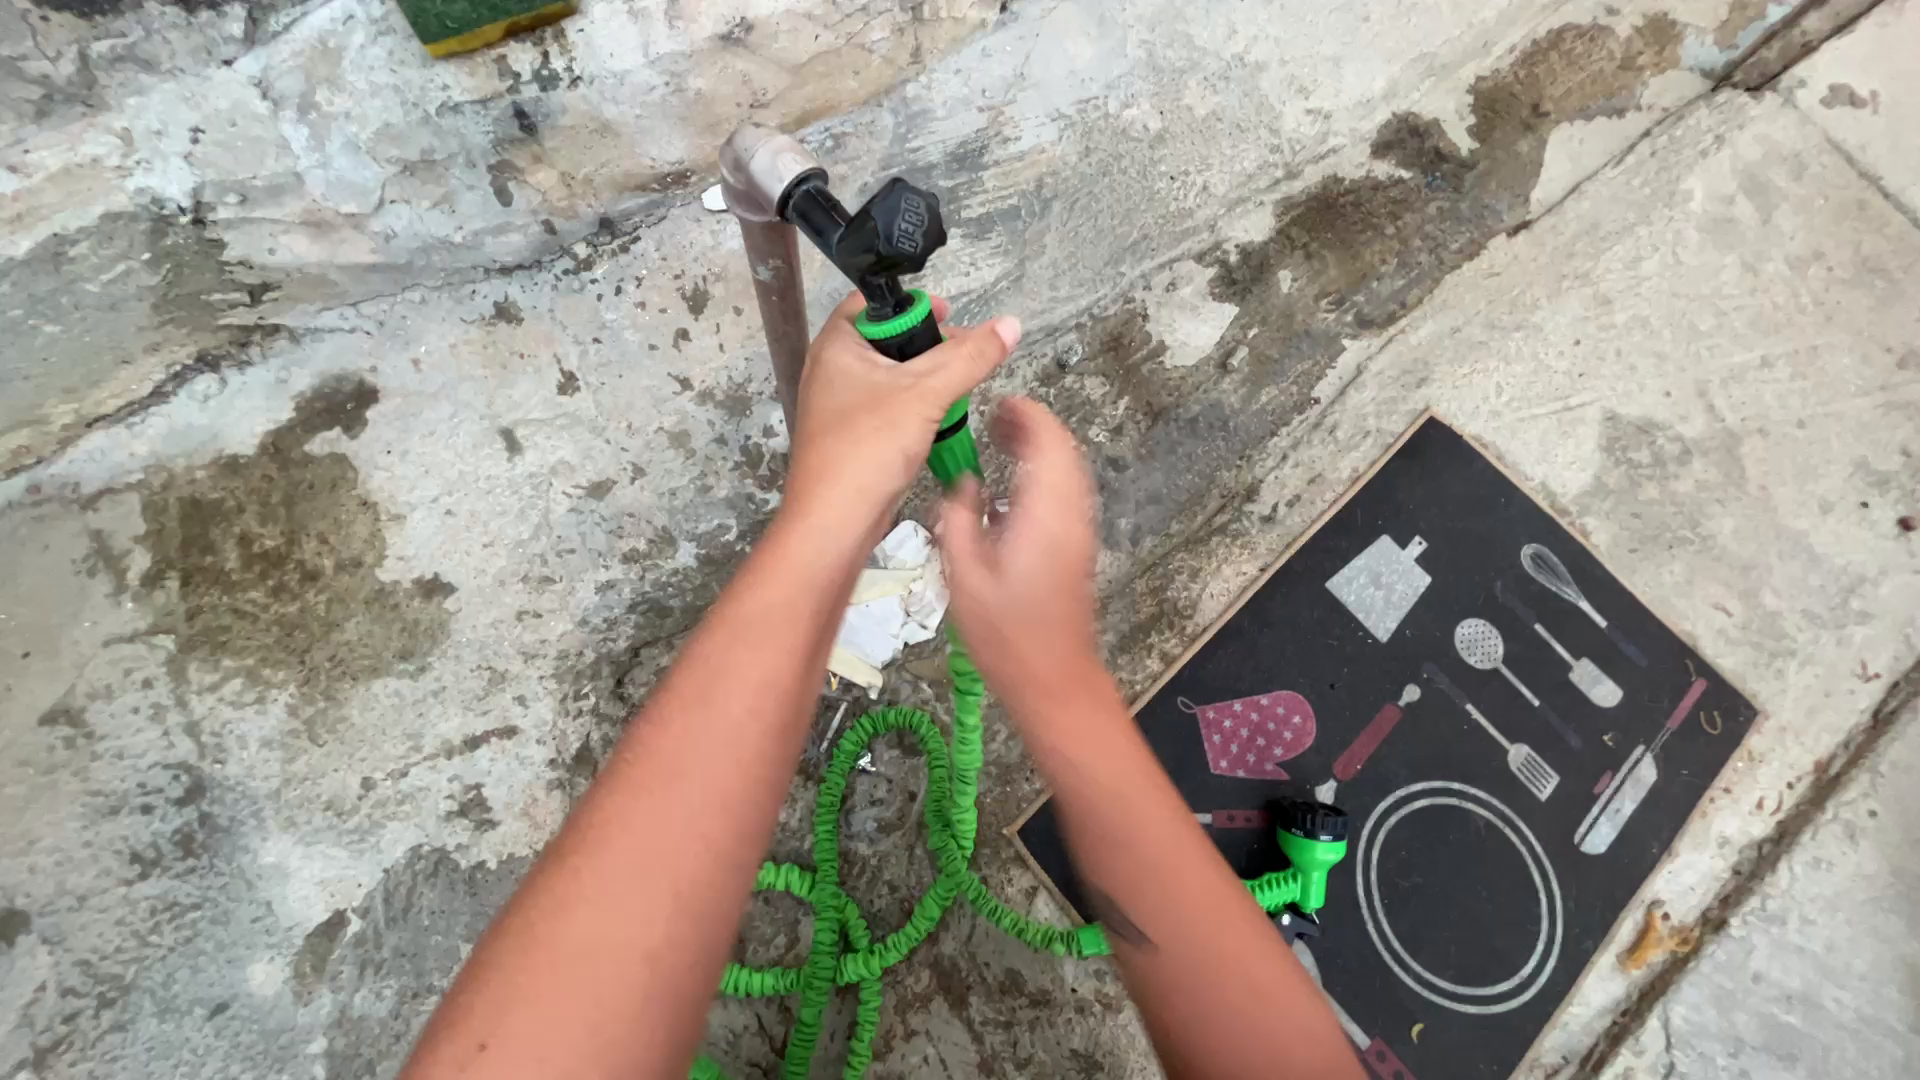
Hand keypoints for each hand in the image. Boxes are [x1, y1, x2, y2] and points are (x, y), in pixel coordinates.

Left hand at [785, 292, 1020, 529]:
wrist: (835, 521)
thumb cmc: (869, 447)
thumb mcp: (925, 394)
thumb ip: (969, 358)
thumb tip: (1010, 324)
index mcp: (836, 345)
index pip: (873, 303)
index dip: (913, 304)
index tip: (950, 315)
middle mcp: (832, 370)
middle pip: (888, 340)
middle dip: (929, 345)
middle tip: (965, 355)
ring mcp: (840, 406)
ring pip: (891, 378)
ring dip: (925, 380)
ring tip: (958, 389)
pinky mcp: (852, 437)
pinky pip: (888, 408)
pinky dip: (914, 408)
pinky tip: (938, 420)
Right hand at [938, 398, 1107, 714]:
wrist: (1053, 676)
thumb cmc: (1004, 632)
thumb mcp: (963, 574)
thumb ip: (959, 518)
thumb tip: (963, 485)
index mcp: (1044, 512)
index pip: (1047, 442)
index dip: (1027, 414)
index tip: (999, 402)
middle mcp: (1070, 513)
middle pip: (1063, 451)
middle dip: (1032, 427)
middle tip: (995, 419)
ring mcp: (1079, 530)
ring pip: (1068, 471)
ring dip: (1040, 450)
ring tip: (1002, 443)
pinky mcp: (1078, 547)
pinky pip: (1067, 493)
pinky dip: (1046, 475)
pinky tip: (1015, 487)